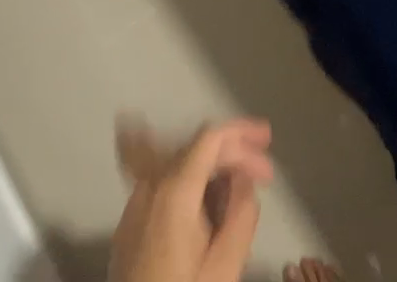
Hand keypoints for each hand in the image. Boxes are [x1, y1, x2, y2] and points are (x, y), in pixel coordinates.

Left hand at [111, 118, 274, 281]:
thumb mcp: (225, 265)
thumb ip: (241, 214)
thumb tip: (243, 179)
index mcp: (174, 191)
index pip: (210, 138)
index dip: (242, 132)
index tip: (267, 140)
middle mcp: (149, 188)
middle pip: (192, 147)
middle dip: (230, 149)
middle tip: (262, 167)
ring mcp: (133, 205)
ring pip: (172, 160)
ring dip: (207, 160)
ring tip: (236, 169)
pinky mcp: (128, 226)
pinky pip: (156, 180)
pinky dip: (182, 172)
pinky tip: (196, 180)